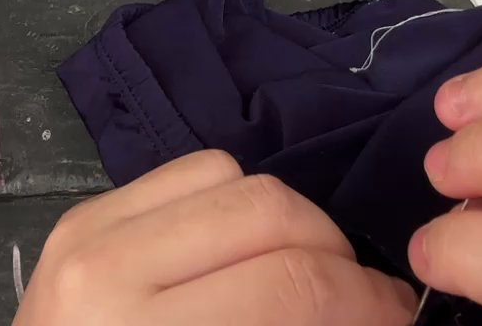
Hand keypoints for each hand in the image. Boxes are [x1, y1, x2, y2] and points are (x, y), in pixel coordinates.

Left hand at [16, 150, 415, 325]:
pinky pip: (183, 171)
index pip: (287, 286)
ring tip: (303, 263)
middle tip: (359, 290)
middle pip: (263, 209)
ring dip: (283, 216)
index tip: (398, 314)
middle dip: (332, 247)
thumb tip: (375, 312)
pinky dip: (230, 199)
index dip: (362, 297)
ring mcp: (88, 228)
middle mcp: (109, 269)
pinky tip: (241, 244)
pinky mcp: (83, 212)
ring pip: (227, 171)